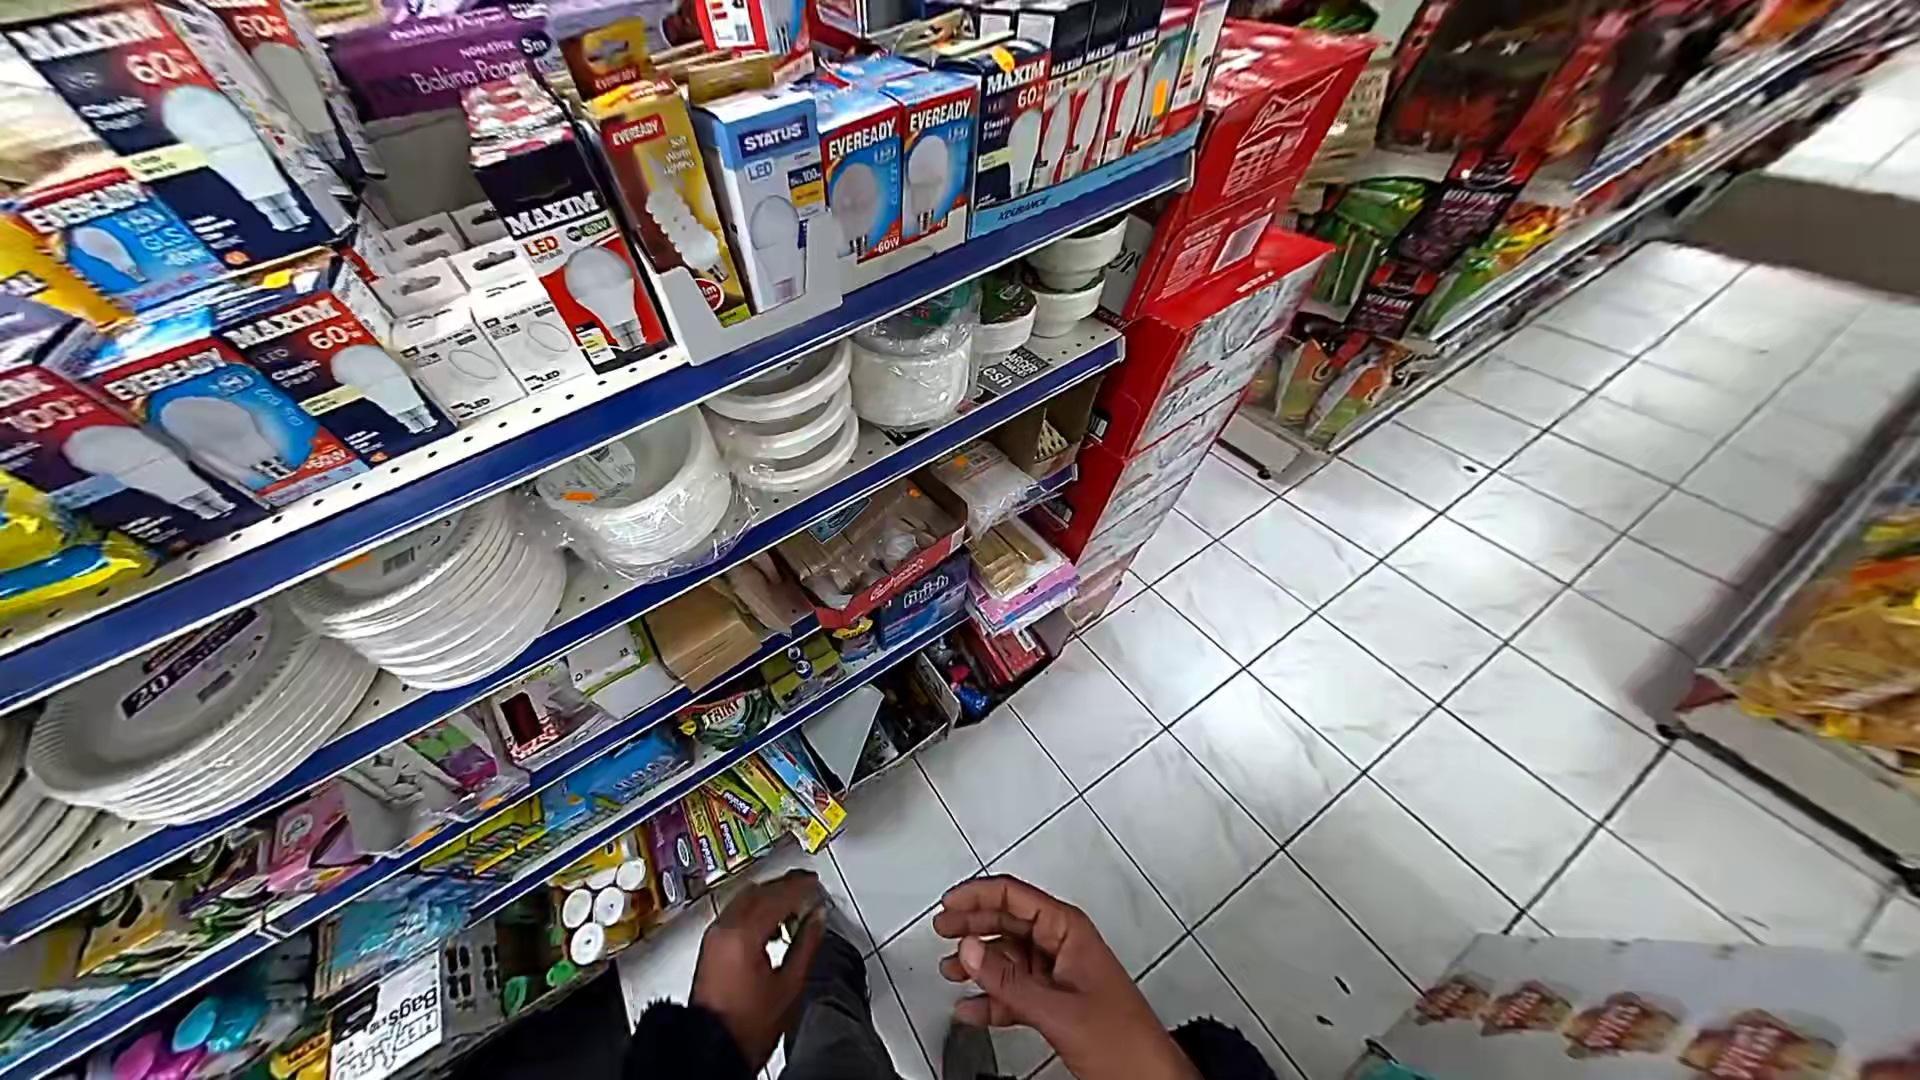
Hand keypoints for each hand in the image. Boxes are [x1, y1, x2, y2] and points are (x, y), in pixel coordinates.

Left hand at [691, 869, 826, 1069]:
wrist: (710, 1053)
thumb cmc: (747, 1027)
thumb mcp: (789, 986)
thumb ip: (807, 944)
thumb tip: (817, 917)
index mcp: (743, 934)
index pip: (778, 895)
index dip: (801, 887)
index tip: (816, 884)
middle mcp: (724, 928)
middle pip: (760, 890)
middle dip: (786, 885)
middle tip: (808, 885)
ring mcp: (714, 936)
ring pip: (747, 898)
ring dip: (771, 895)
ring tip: (794, 904)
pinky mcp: (711, 945)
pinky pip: (736, 911)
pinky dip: (757, 907)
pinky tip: (772, 921)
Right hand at [934, 876, 1200, 1079]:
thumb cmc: (1123, 1039)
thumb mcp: (1057, 1008)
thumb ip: (1008, 980)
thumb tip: (969, 948)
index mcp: (1066, 927)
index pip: (1014, 895)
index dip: (978, 894)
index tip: (950, 902)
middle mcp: (1060, 942)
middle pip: (1007, 920)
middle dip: (973, 924)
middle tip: (942, 928)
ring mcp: (1057, 970)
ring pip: (1008, 956)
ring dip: (978, 964)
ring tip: (951, 969)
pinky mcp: (1055, 999)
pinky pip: (1014, 989)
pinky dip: (991, 998)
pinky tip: (971, 1007)